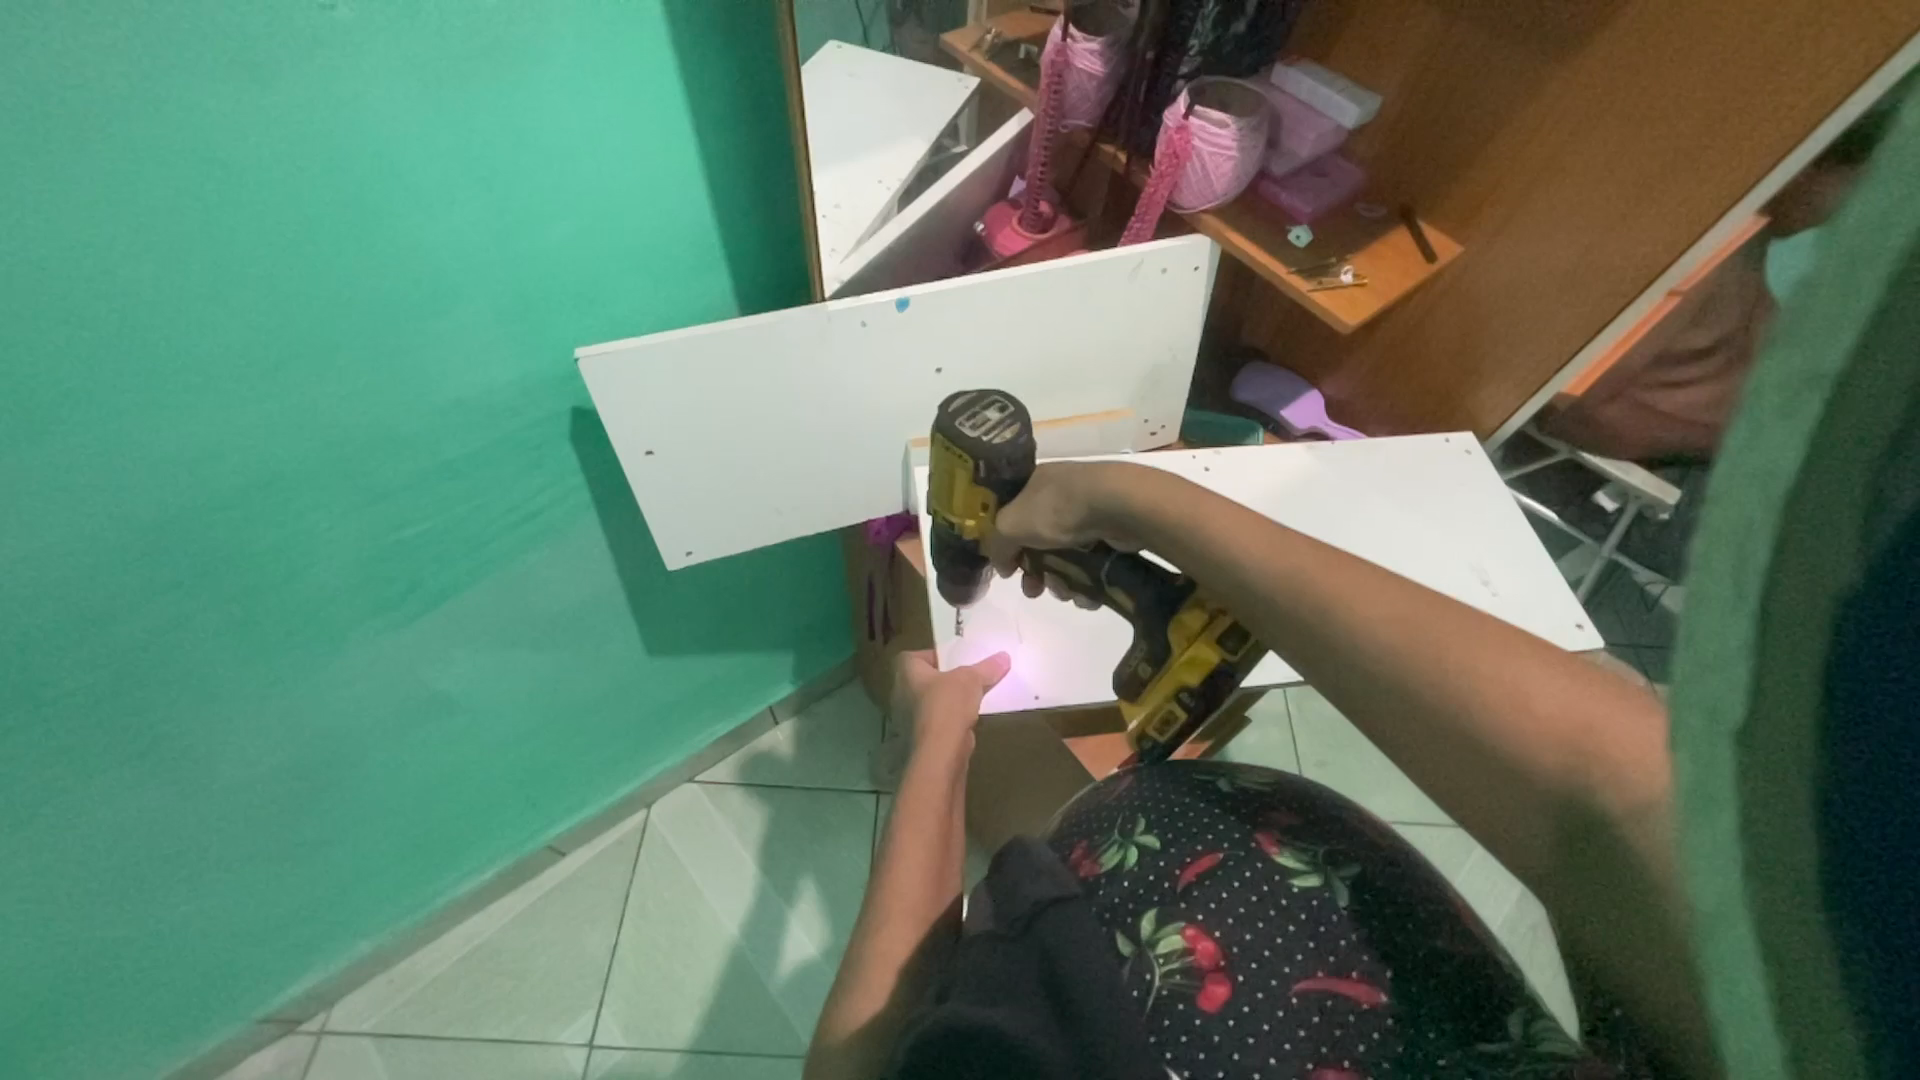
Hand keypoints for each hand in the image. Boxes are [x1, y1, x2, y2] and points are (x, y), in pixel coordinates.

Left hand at [890, 649, 1009, 753]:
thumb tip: (1004, 657)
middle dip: (944, 679)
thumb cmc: (947, 704)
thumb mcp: (971, 680)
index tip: (952, 660)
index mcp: (906, 673)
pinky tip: (969, 718)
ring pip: (930, 702)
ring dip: (948, 701)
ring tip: (972, 696)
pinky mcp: (920, 737)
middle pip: (923, 680)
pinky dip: (950, 719)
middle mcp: (900, 693)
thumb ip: (986, 668)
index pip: (912, 658)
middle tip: (966, 676)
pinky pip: (937, 721)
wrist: (941, 750)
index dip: (931, 656)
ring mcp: (908, 718)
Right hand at [982, 462, 1140, 605]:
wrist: (1118, 505)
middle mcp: (1060, 497)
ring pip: (1066, 558)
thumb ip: (997, 545)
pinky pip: (1091, 564)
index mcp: (1034, 484)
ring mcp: (1089, 514)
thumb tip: (1002, 565)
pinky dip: (1087, 582)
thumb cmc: (1057, 508)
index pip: (1012, 517)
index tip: (1009, 570)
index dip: (1007, 546)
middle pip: (1039, 543)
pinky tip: (1086, 595)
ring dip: (1062, 582)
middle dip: (1036, 572)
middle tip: (1035, 590)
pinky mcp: (1112, 534)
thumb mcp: (1010, 525)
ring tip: (1066, 593)